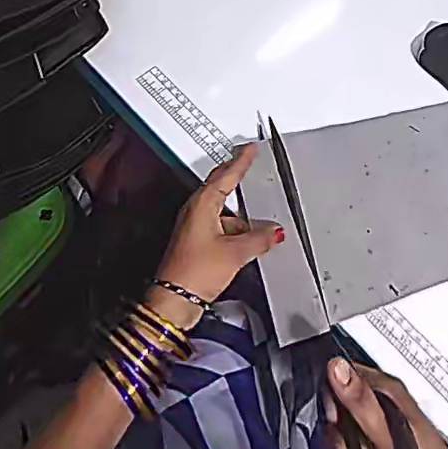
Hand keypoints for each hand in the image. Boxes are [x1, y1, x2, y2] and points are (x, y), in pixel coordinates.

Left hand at [154, 145, 281, 307]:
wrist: (175, 299)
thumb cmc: (194, 273)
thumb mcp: (236, 252)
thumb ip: (259, 239)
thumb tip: (273, 232)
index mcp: (203, 204)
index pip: (226, 175)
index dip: (240, 161)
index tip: (249, 149)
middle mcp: (195, 211)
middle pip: (218, 185)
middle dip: (233, 174)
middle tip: (245, 162)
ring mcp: (194, 226)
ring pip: (220, 208)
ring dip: (237, 208)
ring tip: (256, 213)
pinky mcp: (196, 241)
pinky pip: (219, 224)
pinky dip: (233, 226)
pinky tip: (246, 237)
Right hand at [325, 359, 447, 448]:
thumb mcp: (393, 439)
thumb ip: (363, 402)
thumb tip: (337, 367)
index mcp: (392, 398)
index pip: (349, 377)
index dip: (334, 396)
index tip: (333, 418)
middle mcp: (389, 418)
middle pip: (344, 416)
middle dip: (340, 442)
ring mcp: (386, 446)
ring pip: (347, 448)